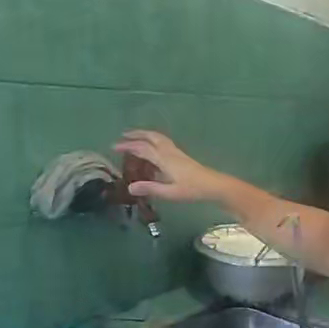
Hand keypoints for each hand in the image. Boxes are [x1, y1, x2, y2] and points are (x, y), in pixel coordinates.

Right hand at [114, 130, 229, 202]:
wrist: (214, 185)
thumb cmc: (192, 190)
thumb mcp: (170, 193)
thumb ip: (150, 189)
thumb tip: (130, 187)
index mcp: (164, 159)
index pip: (142, 148)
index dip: (127, 146)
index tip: (114, 146)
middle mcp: (169, 152)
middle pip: (151, 137)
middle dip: (136, 134)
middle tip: (123, 135)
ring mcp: (176, 152)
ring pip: (159, 138)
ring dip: (146, 135)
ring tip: (136, 138)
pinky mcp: (182, 156)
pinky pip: (164, 143)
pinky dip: (154, 141)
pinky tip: (153, 152)